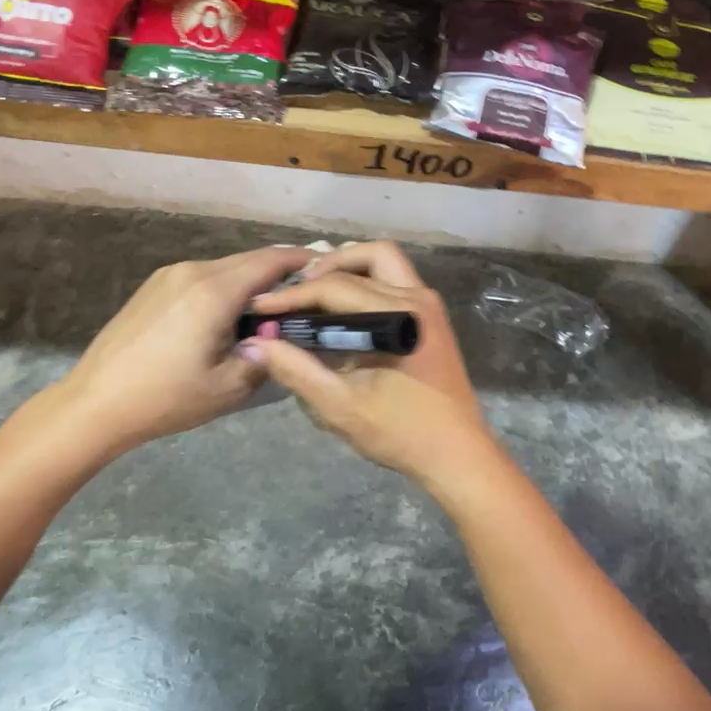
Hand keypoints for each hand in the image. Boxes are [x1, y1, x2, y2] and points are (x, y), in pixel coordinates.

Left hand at [53, 247, 314, 455]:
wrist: (94, 404)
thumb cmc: (166, 398)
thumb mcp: (229, 386)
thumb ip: (267, 355)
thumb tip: (283, 336)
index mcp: (214, 291)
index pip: (271, 261)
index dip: (303, 260)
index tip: (329, 266)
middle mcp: (192, 271)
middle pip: (249, 260)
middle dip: (281, 270)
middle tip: (309, 289)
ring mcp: (169, 276)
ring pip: (226, 267)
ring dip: (253, 280)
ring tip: (274, 305)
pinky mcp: (154, 286)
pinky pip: (204, 276)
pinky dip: (228, 286)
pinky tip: (234, 312)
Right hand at [240, 241, 499, 485]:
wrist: (456, 453)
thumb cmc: (400, 432)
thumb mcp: (340, 405)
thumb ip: (296, 370)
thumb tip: (254, 344)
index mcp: (400, 315)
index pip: (335, 288)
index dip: (292, 295)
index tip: (259, 306)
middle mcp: (419, 299)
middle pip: (369, 256)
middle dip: (326, 267)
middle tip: (294, 293)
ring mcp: (430, 307)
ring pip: (386, 263)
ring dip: (349, 269)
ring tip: (314, 295)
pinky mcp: (432, 319)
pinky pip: (395, 282)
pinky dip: (366, 283)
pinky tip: (341, 311)